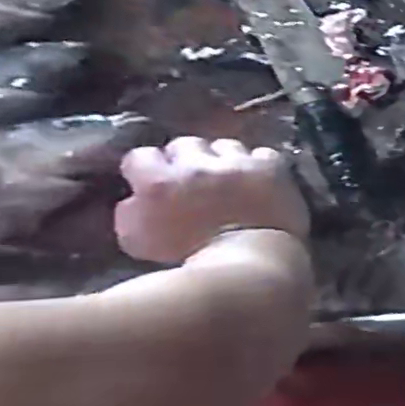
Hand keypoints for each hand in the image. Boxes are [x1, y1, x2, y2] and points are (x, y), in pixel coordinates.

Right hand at [114, 137, 309, 264]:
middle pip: (185, 144)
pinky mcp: (271, 168)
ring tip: (230, 175)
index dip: (147, 167)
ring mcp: (238, 164)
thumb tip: (138, 194)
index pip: (140, 155)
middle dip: (187, 158)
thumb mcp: (137, 239)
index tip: (156, 178)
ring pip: (226, 145)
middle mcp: (197, 166)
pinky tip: (260, 177)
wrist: (247, 261)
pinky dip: (260, 163)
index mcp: (158, 183)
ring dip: (224, 158)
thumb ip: (132, 209)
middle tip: (195, 176)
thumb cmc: (187, 259)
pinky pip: (263, 153)